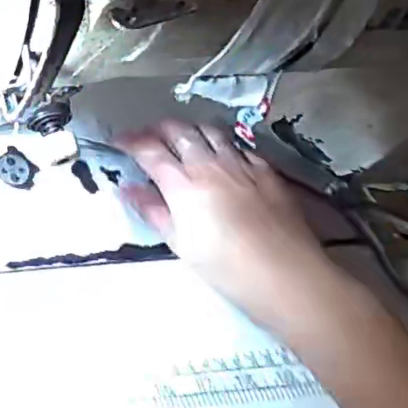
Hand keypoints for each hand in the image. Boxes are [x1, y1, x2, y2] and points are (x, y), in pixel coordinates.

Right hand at [120, 120, 358, 337]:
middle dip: (157, 129)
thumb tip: (129, 188)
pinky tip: (222, 156)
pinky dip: (224, 145)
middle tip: (147, 137)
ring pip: (211, 132)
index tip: (117, 141)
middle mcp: (210, 166)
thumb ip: (153, 210)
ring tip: (182, 138)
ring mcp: (243, 167)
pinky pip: (241, 148)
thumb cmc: (225, 266)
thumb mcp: (178, 242)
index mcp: (182, 184)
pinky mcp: (269, 174)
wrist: (289, 277)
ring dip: (191, 130)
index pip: (148, 149)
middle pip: (179, 131)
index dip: (129, 141)